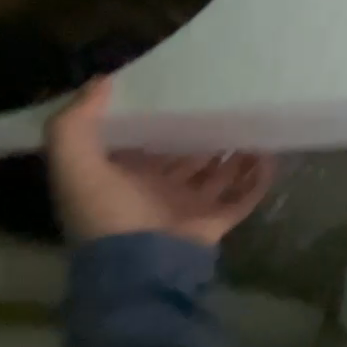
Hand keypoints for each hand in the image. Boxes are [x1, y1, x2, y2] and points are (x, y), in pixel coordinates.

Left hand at [45, 78, 275, 246]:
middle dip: (206, 135)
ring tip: (256, 124)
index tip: (184, 93)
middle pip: (188, 158)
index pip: (147, 145)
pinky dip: (259, 177)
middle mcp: (158, 192)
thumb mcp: (75, 166)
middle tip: (230, 105)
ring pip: (220, 174)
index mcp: (125, 180)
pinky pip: (244, 195)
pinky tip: (271, 155)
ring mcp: (190, 208)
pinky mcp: (216, 221)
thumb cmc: (109, 212)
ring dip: (237, 153)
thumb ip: (75, 125)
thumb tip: (102, 80)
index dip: (161, 122)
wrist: (140, 266)